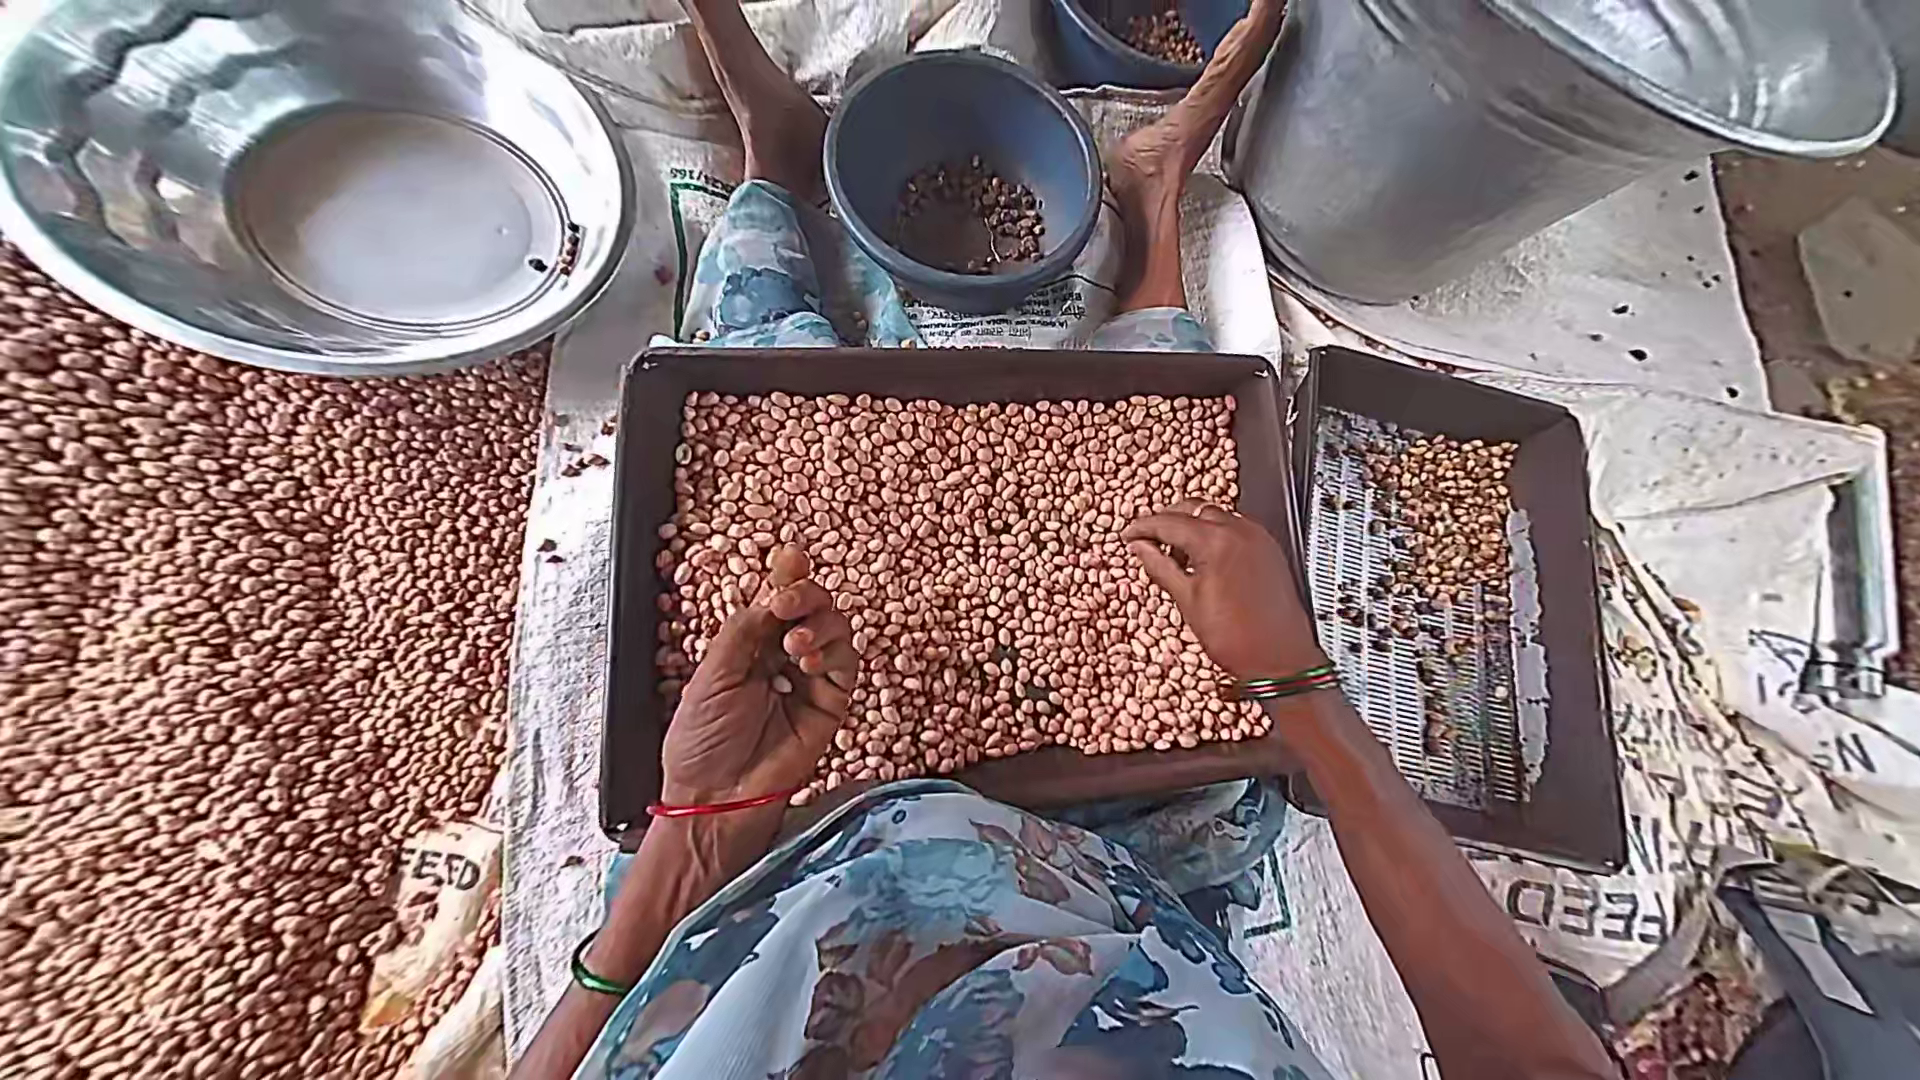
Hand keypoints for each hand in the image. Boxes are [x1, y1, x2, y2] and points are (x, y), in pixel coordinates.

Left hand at [661, 545, 855, 805]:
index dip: (787, 576)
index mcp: (752, 644)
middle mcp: (784, 653)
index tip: (791, 557)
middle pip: (812, 606)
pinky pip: (846, 662)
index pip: (777, 600)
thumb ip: (746, 629)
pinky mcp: (832, 699)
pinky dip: (833, 652)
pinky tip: (808, 661)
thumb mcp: (712, 674)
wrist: (718, 795)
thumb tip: (774, 591)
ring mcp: (811, 675)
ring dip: (820, 624)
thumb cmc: (703, 739)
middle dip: (805, 595)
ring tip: (795, 644)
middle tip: (787, 603)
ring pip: (835, 627)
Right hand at [1122, 500, 1326, 679]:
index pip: (1168, 522)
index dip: (1143, 527)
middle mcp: (1240, 531)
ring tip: (1173, 552)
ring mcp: (1257, 538)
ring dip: (1189, 525)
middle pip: (1192, 508)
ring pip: (1213, 514)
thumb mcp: (1186, 600)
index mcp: (1215, 542)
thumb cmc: (1238, 637)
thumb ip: (1160, 566)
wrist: (1280, 658)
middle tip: (1147, 538)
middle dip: (1165, 520)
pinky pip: (1234, 527)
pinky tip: (1201, 557)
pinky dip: (1212, 532)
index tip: (1129, 535)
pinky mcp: (1268, 549)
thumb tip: (1141, 548)